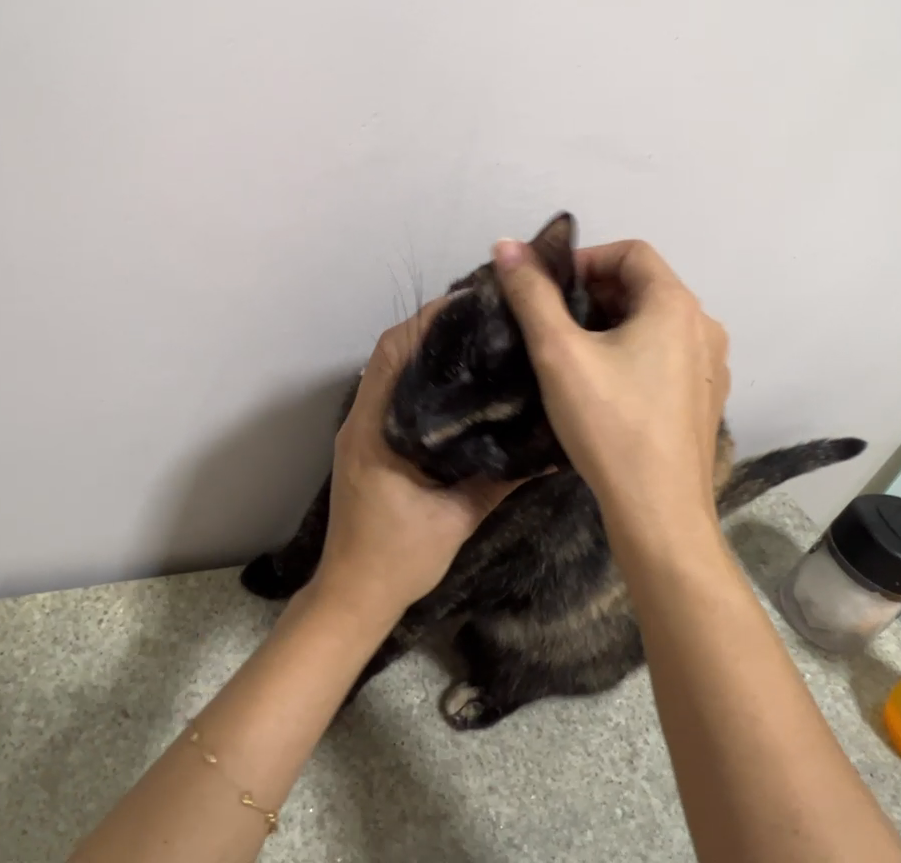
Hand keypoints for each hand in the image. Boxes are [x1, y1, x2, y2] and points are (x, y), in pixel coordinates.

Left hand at [310, 301, 523, 621]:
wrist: (354, 594)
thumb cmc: (399, 559)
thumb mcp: (457, 519)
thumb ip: (499, 478)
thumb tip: (547, 447)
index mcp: (375, 429)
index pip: (395, 353)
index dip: (430, 320)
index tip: (473, 305)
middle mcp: (361, 420)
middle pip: (391, 352)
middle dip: (433, 326)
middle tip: (484, 319)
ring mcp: (359, 431)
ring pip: (389, 370)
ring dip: (425, 349)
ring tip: (475, 341)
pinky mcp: (365, 443)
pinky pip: (391, 393)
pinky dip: (419, 376)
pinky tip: (457, 385)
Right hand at [492, 238, 730, 520]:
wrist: (658, 511)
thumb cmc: (608, 424)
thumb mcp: (558, 353)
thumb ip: (531, 294)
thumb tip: (505, 243)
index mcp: (675, 304)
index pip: (629, 252)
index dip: (584, 261)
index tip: (548, 292)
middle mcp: (703, 326)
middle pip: (643, 286)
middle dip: (593, 295)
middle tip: (551, 326)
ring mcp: (709, 366)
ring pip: (653, 324)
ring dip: (610, 326)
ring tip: (571, 356)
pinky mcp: (704, 399)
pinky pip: (665, 357)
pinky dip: (632, 355)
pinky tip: (604, 389)